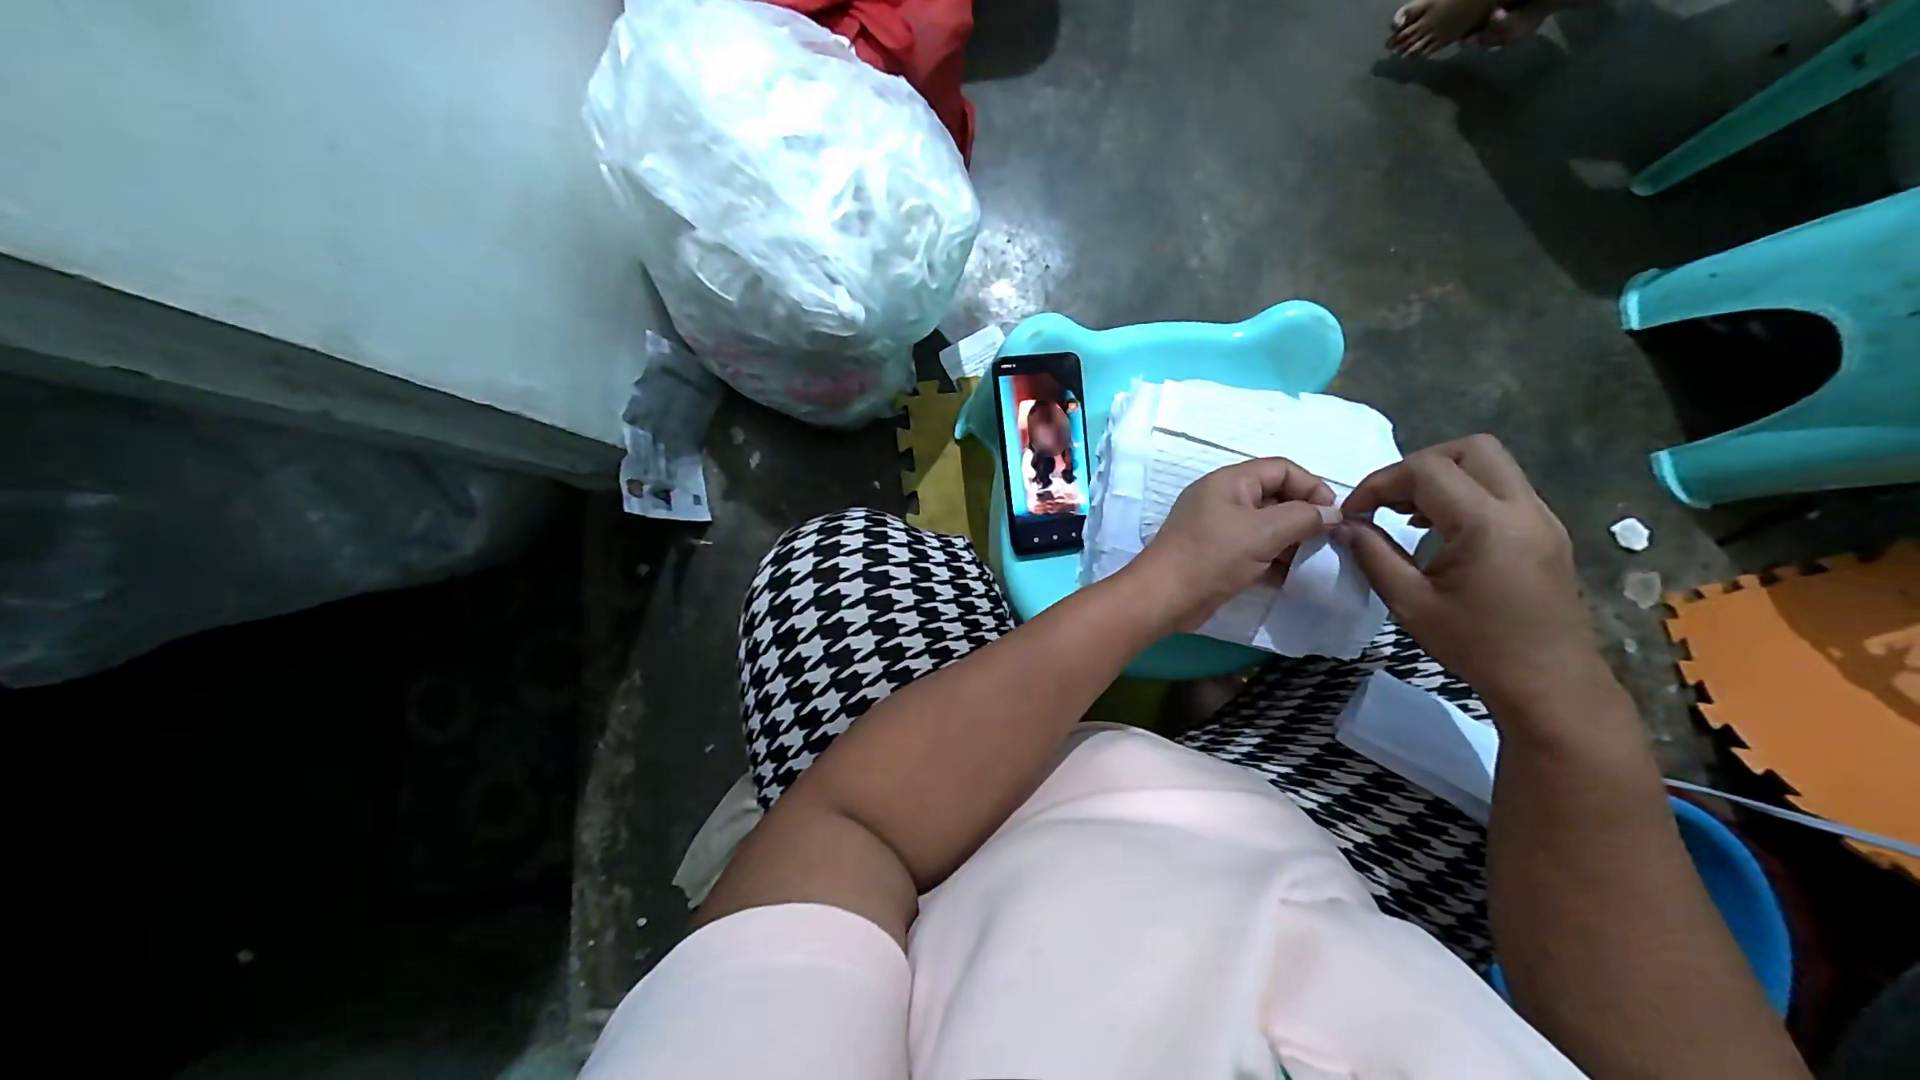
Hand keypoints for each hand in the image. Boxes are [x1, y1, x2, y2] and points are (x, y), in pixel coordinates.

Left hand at [1128, 458, 1339, 632]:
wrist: (1163, 597)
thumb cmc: (1212, 556)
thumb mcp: (1264, 532)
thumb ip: (1303, 517)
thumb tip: (1331, 513)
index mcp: (1229, 481)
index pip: (1281, 469)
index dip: (1311, 486)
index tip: (1334, 515)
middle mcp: (1222, 499)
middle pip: (1274, 496)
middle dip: (1303, 516)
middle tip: (1328, 541)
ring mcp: (1217, 528)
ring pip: (1265, 526)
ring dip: (1290, 541)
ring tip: (1313, 560)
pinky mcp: (1215, 555)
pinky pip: (1252, 549)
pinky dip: (1272, 559)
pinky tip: (1291, 577)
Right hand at [1339, 435, 1604, 712]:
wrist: (1549, 683)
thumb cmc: (1475, 645)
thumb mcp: (1409, 602)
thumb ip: (1373, 554)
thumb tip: (1346, 524)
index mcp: (1487, 525)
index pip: (1427, 469)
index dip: (1381, 482)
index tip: (1355, 512)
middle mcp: (1522, 509)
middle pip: (1470, 448)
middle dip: (1418, 464)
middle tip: (1387, 499)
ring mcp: (1541, 518)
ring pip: (1490, 464)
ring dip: (1442, 476)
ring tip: (1407, 513)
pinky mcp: (1545, 531)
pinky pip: (1502, 488)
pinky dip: (1464, 493)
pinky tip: (1439, 528)